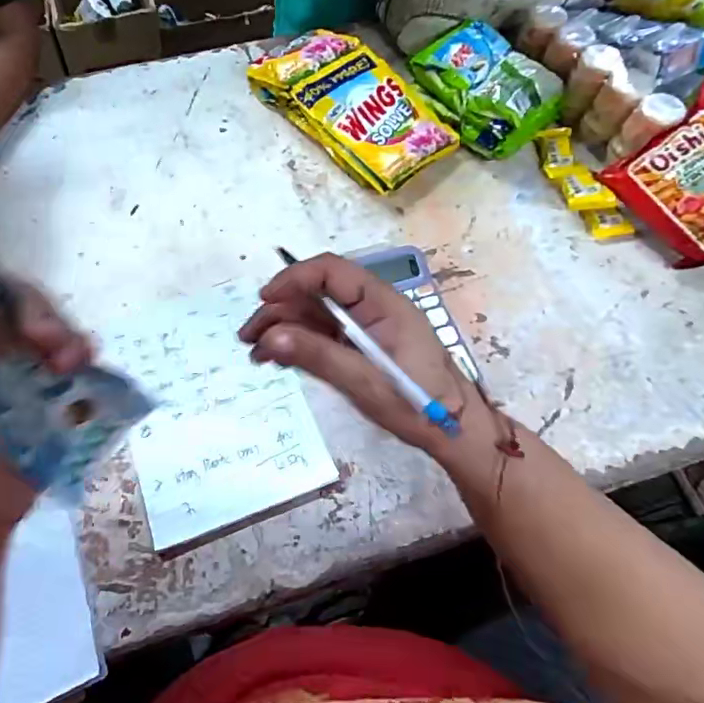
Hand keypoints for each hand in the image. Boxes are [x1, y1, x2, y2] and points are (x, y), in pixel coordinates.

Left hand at [0, 285, 92, 570]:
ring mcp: (3, 374)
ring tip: (72, 358)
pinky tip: (84, 362)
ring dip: (59, 332)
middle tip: (48, 338)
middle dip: (29, 310)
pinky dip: (75, 353)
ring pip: (36, 329)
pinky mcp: (36, 395)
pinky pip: (60, 360)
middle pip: (0, 306)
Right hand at [239, 253, 473, 454]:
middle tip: (248, 336)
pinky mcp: (361, 346)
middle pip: (317, 293)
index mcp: (382, 302)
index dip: (294, 278)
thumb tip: (271, 336)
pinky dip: (298, 343)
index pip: (331, 271)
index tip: (265, 300)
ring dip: (283, 328)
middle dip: (280, 309)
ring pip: (315, 314)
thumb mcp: (366, 382)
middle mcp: (371, 307)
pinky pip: (323, 334)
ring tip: (256, 353)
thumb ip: (318, 356)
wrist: (454, 432)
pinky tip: (277, 357)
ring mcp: (365, 327)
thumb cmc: (419, 403)